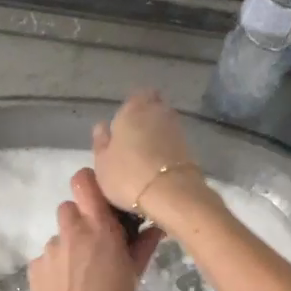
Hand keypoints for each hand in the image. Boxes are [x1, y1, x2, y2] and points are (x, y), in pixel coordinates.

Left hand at [25, 168, 163, 290]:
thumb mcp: (133, 278)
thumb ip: (142, 247)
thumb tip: (154, 228)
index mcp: (98, 228)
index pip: (84, 180)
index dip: (91, 186)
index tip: (102, 202)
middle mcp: (70, 231)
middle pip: (70, 207)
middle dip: (82, 221)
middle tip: (96, 247)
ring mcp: (49, 249)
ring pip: (60, 236)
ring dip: (70, 247)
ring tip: (81, 276)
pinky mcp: (35, 267)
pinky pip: (48, 258)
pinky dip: (57, 268)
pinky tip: (66, 290)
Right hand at [92, 90, 204, 211]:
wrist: (169, 193)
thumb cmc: (127, 175)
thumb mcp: (102, 162)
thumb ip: (101, 141)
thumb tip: (102, 126)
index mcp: (132, 110)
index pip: (135, 97)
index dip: (131, 107)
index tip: (124, 122)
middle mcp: (156, 112)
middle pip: (154, 104)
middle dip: (147, 114)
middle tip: (136, 134)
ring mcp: (175, 127)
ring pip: (165, 121)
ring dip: (158, 130)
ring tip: (147, 149)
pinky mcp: (189, 145)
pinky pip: (173, 138)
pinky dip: (167, 144)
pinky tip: (159, 159)